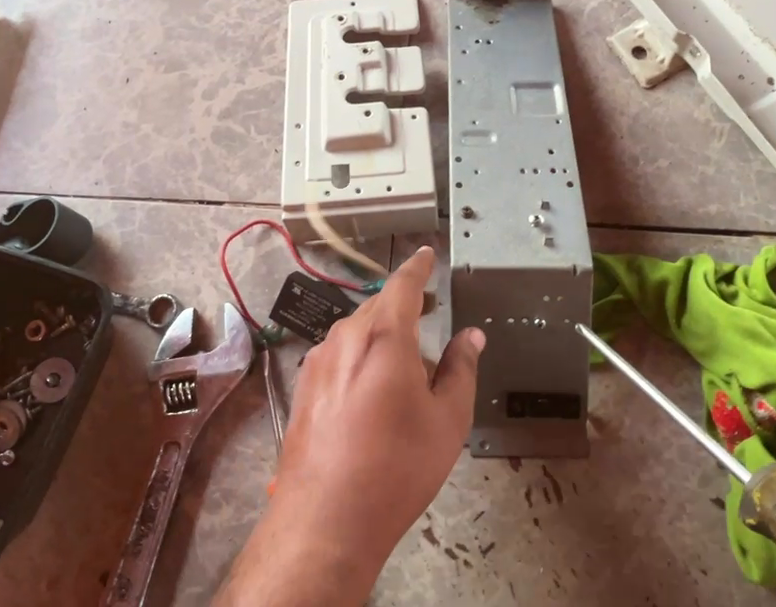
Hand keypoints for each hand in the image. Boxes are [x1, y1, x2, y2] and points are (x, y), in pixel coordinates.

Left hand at [217, 246, 484, 605]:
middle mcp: (345, 339)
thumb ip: (460, 370)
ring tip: (406, 360)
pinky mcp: (304, 388)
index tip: (426, 254)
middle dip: (404, 304)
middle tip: (430, 311)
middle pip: (377, 307)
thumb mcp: (447, 420)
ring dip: (381, 333)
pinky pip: (338, 356)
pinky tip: (373, 390)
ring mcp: (318, 363)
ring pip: (355, 332)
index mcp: (384, 336)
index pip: (403, 285)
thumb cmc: (397, 466)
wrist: (326, 520)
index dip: (418, 267)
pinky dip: (360, 356)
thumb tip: (471, 337)